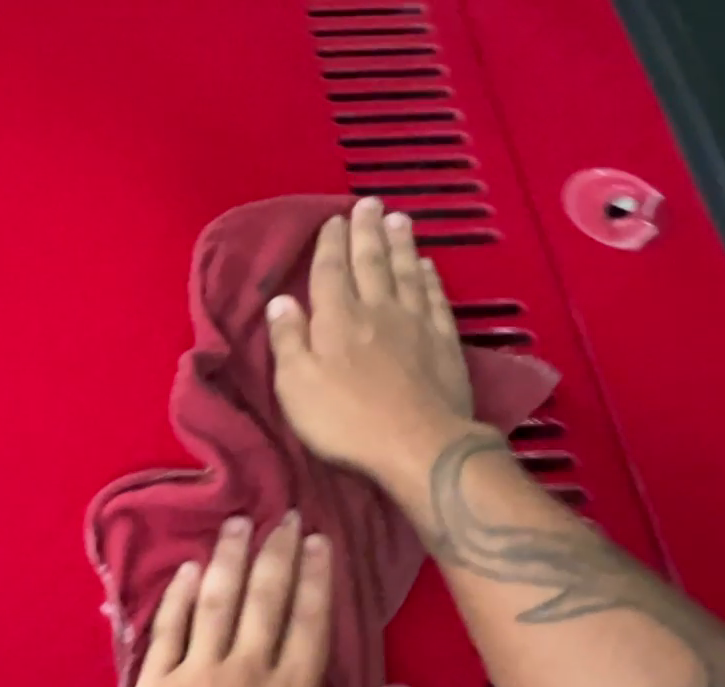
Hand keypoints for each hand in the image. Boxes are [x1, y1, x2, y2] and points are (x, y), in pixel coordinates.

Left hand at [118, 512, 439, 686]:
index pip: (308, 621)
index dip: (315, 577)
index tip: (318, 541)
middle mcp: (243, 674)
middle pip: (262, 600)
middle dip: (275, 554)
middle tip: (283, 516)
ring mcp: (193, 678)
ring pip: (214, 604)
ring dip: (228, 560)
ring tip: (237, 524)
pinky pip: (166, 631)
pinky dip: (179, 597)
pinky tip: (188, 571)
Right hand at [264, 197, 481, 480]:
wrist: (417, 444)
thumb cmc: (344, 420)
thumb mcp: (296, 385)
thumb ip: (288, 341)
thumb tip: (281, 301)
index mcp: (336, 320)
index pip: (330, 274)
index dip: (329, 246)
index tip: (331, 222)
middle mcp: (377, 310)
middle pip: (371, 262)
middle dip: (366, 232)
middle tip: (368, 204)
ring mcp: (415, 323)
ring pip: (406, 272)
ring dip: (400, 244)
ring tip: (398, 219)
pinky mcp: (443, 341)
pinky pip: (434, 297)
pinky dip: (429, 276)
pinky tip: (426, 265)